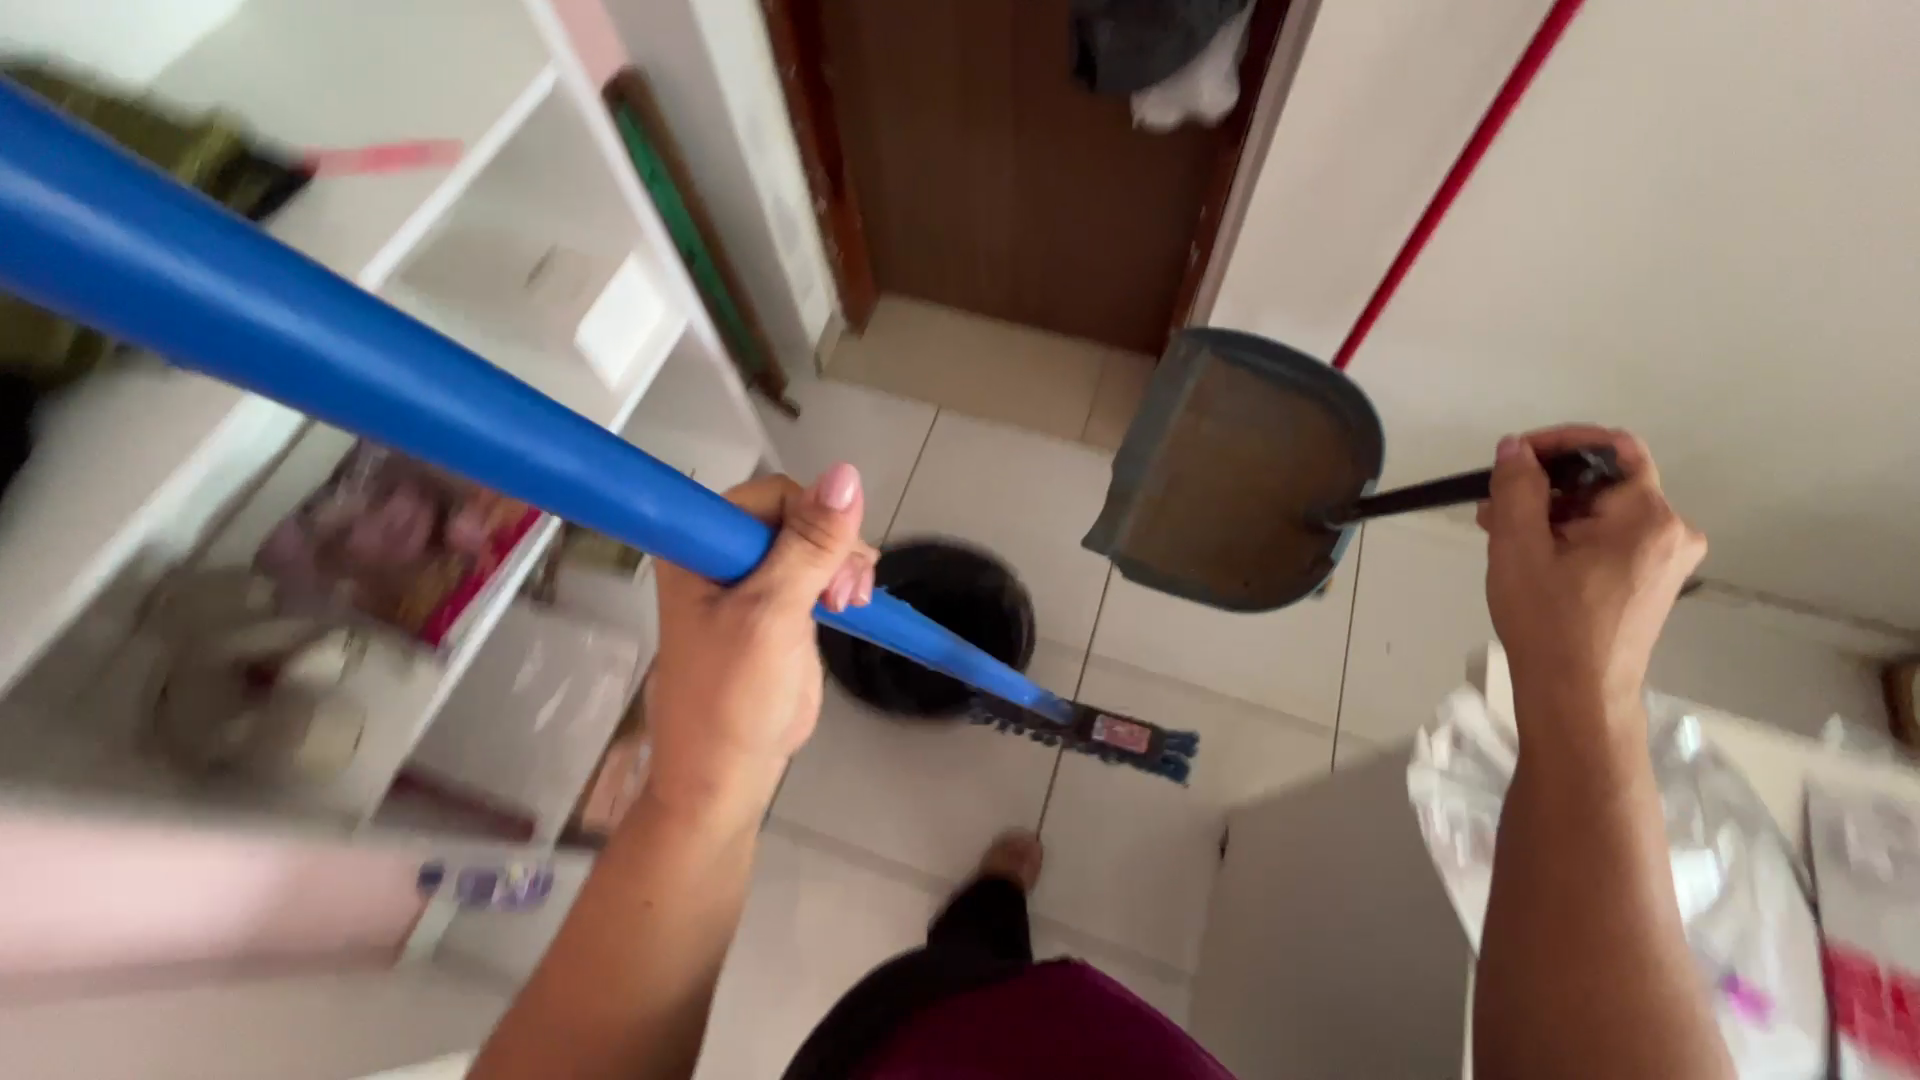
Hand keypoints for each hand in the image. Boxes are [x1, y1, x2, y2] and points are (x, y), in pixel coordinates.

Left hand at [645, 464, 875, 806]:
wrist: (730, 771)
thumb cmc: (734, 696)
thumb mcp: (772, 614)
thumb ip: (809, 546)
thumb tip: (848, 474)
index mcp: (699, 548)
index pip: (768, 496)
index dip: (810, 517)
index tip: (835, 561)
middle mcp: (722, 555)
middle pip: (796, 514)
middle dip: (832, 546)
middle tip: (845, 593)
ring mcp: (752, 580)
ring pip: (813, 541)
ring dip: (843, 564)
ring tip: (850, 602)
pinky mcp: (778, 604)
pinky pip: (817, 569)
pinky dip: (841, 579)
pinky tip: (851, 603)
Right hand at [1478, 426, 1706, 731]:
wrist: (1576, 693)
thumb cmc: (1546, 620)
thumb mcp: (1518, 548)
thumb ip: (1518, 489)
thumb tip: (1515, 447)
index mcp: (1647, 517)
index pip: (1613, 449)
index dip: (1560, 442)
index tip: (1513, 458)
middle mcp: (1671, 530)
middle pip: (1604, 482)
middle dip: (1544, 485)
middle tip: (1492, 505)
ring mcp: (1665, 558)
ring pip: (1601, 512)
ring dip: (1550, 513)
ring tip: (1499, 533)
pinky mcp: (1651, 580)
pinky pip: (1608, 538)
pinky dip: (1567, 536)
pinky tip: (1529, 555)